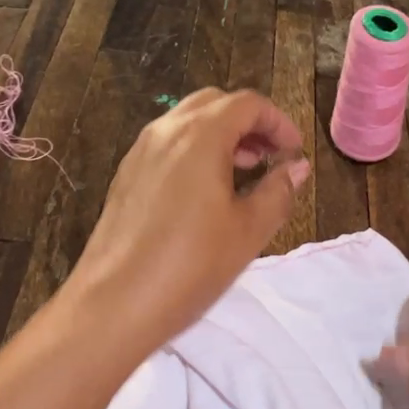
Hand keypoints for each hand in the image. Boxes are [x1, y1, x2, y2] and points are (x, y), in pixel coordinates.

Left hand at [64, 87, 308, 350]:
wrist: (112, 305)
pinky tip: (205, 191)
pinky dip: (195, 149)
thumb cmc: (189, 265)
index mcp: (201, 134)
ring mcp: (142, 149)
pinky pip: (169, 142)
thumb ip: (277, 191)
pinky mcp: (126, 173)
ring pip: (189, 120)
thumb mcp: (248, 231)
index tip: (294, 151)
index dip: (277, 121)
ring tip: (242, 173)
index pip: (248, 104)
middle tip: (270, 156)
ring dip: (221, 134)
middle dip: (248, 122)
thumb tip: (296, 167)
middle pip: (216, 103)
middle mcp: (168, 129)